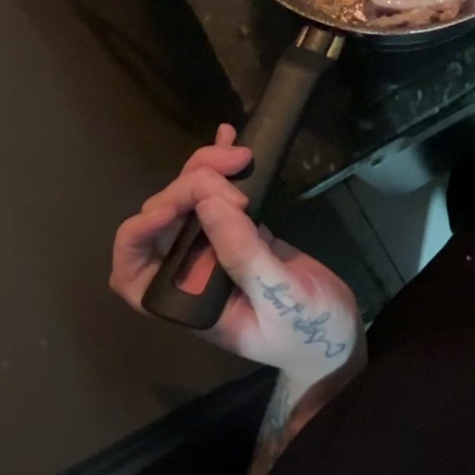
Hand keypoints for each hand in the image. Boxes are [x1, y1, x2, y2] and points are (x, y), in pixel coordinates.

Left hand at [110, 125, 361, 387]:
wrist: (341, 336)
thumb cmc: (309, 332)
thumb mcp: (280, 298)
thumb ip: (243, 255)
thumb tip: (208, 204)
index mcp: (188, 304)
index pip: (133, 270)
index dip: (141, 232)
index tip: (175, 204)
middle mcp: (190, 275)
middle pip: (163, 222)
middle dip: (189, 188)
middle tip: (234, 169)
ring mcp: (215, 251)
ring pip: (190, 202)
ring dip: (205, 171)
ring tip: (238, 153)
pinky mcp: (241, 232)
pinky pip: (220, 197)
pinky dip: (222, 170)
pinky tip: (229, 139)